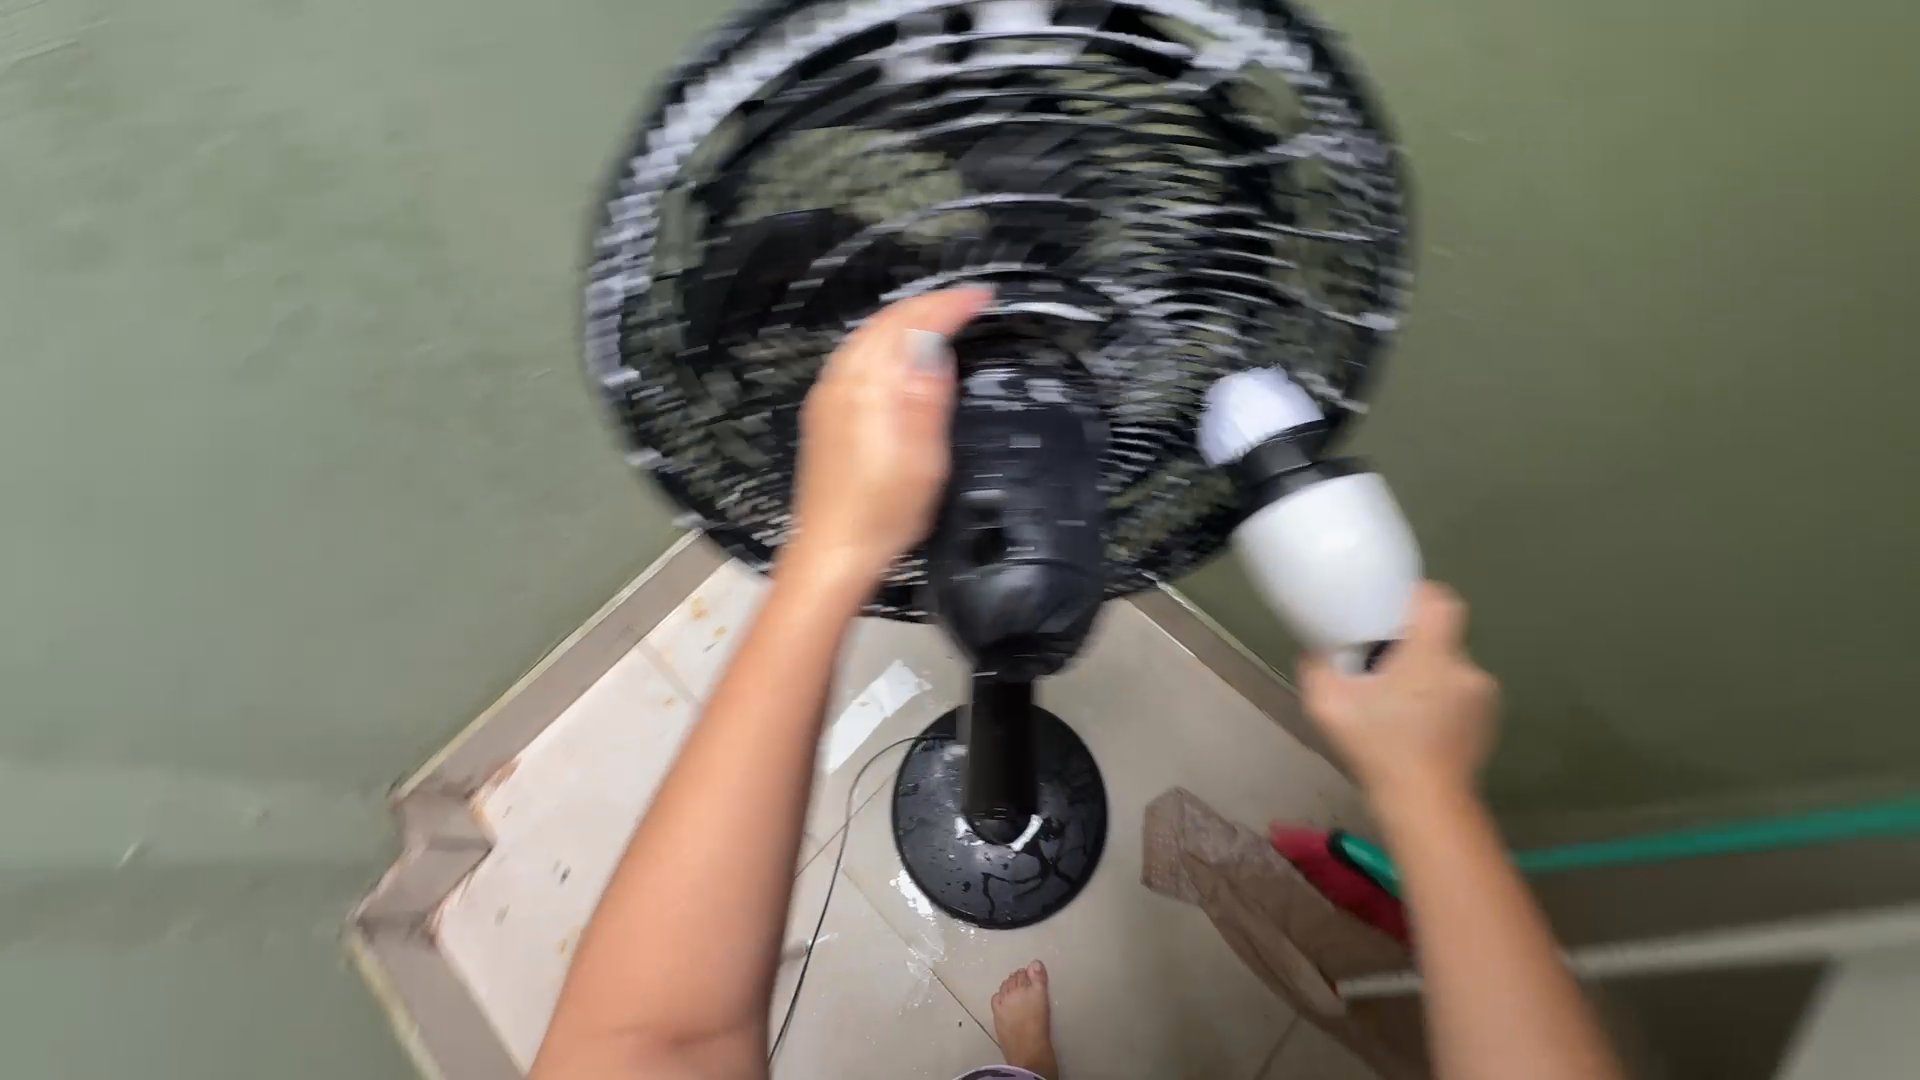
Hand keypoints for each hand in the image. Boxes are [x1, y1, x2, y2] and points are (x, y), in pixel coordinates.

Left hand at [785, 287, 994, 583]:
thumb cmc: (881, 514)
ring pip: (868, 336)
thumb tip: (936, 347)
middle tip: (967, 303)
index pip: (913, 325)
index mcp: (871, 388)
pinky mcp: (824, 414)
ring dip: (906, 319)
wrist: (832, 552)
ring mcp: (828, 396)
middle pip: (886, 321)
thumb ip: (928, 396)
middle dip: (929, 305)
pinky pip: (856, 356)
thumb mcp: (923, 459)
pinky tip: (900, 355)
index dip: (950, 305)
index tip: (982, 297)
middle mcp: (842, 382)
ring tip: (940, 319)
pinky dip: (885, 342)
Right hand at [1298, 582, 1499, 798]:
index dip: (1417, 595)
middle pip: (1439, 636)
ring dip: (1425, 673)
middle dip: (1410, 643)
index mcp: (1431, 655)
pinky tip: (1414, 722)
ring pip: (1449, 666)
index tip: (1390, 606)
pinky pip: (1460, 692)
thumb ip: (1317, 666)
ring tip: (1394, 698)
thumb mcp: (1326, 704)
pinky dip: (1438, 697)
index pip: (1439, 600)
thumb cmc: (1377, 747)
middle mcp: (1465, 669)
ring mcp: (1483, 697)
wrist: (1426, 805)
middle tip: (1378, 663)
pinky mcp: (1489, 722)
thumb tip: (1319, 649)